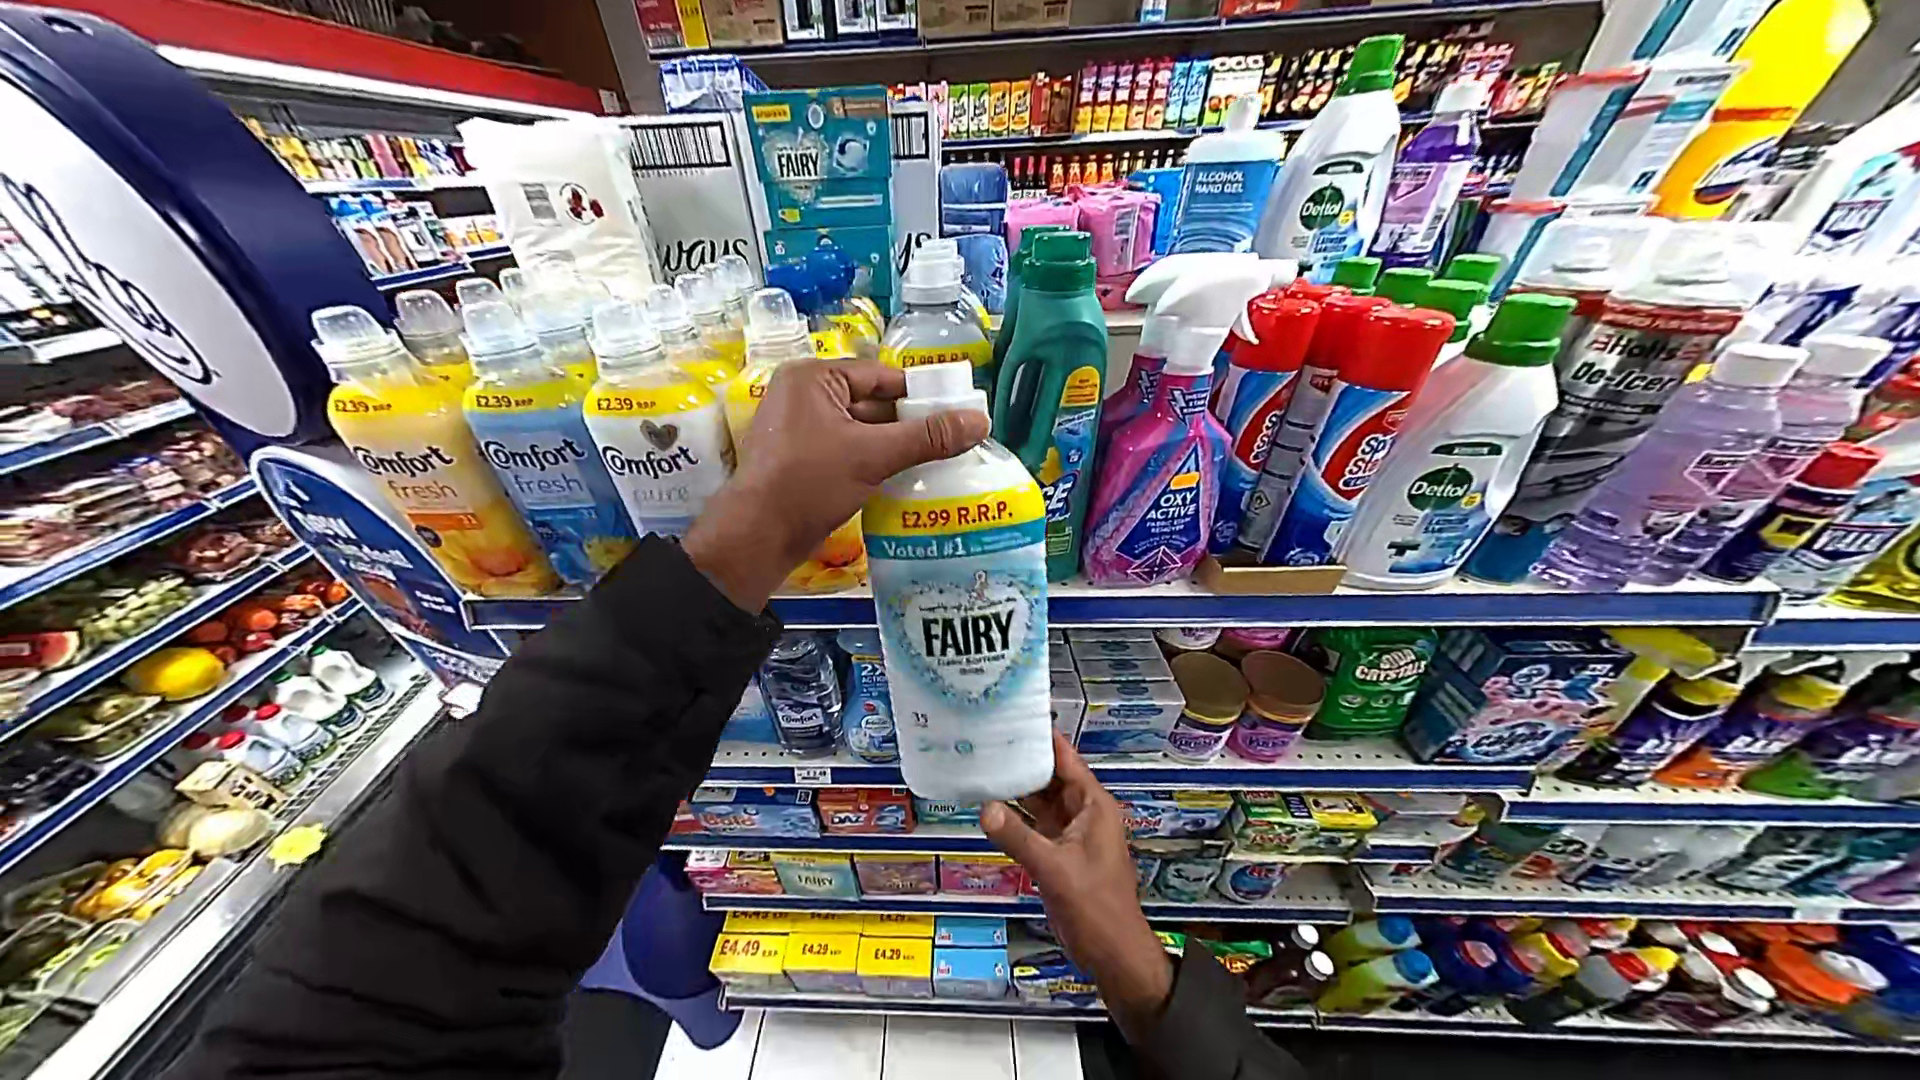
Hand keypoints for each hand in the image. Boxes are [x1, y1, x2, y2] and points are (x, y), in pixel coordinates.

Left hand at [683, 360, 987, 610]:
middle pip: (871, 402)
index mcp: (813, 378)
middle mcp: (803, 396)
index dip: (919, 393)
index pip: (880, 376)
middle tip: (950, 440)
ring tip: (935, 460)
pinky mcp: (802, 458)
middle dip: (909, 423)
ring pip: (861, 429)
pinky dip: (874, 460)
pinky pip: (848, 450)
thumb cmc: (810, 483)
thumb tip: (980, 422)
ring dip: (894, 445)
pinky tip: (903, 476)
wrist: (759, 537)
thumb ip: (927, 437)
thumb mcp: (873, 456)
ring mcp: (800, 429)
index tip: (953, 413)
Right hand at [981, 733, 1172, 1039]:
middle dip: (1021, 760)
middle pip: (1049, 776)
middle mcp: (1081, 811)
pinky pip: (1033, 824)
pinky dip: (1013, 815)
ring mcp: (1069, 832)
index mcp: (1092, 805)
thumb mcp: (1055, 869)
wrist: (1113, 955)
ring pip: (1038, 799)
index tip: (1014, 717)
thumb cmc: (1096, 907)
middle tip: (986, 739)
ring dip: (1015, 787)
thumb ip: (1019, 837)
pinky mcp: (1057, 852)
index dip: (1042, 737)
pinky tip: (988, 806)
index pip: (1066, 759)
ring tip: (981, 765)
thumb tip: (984, 807)